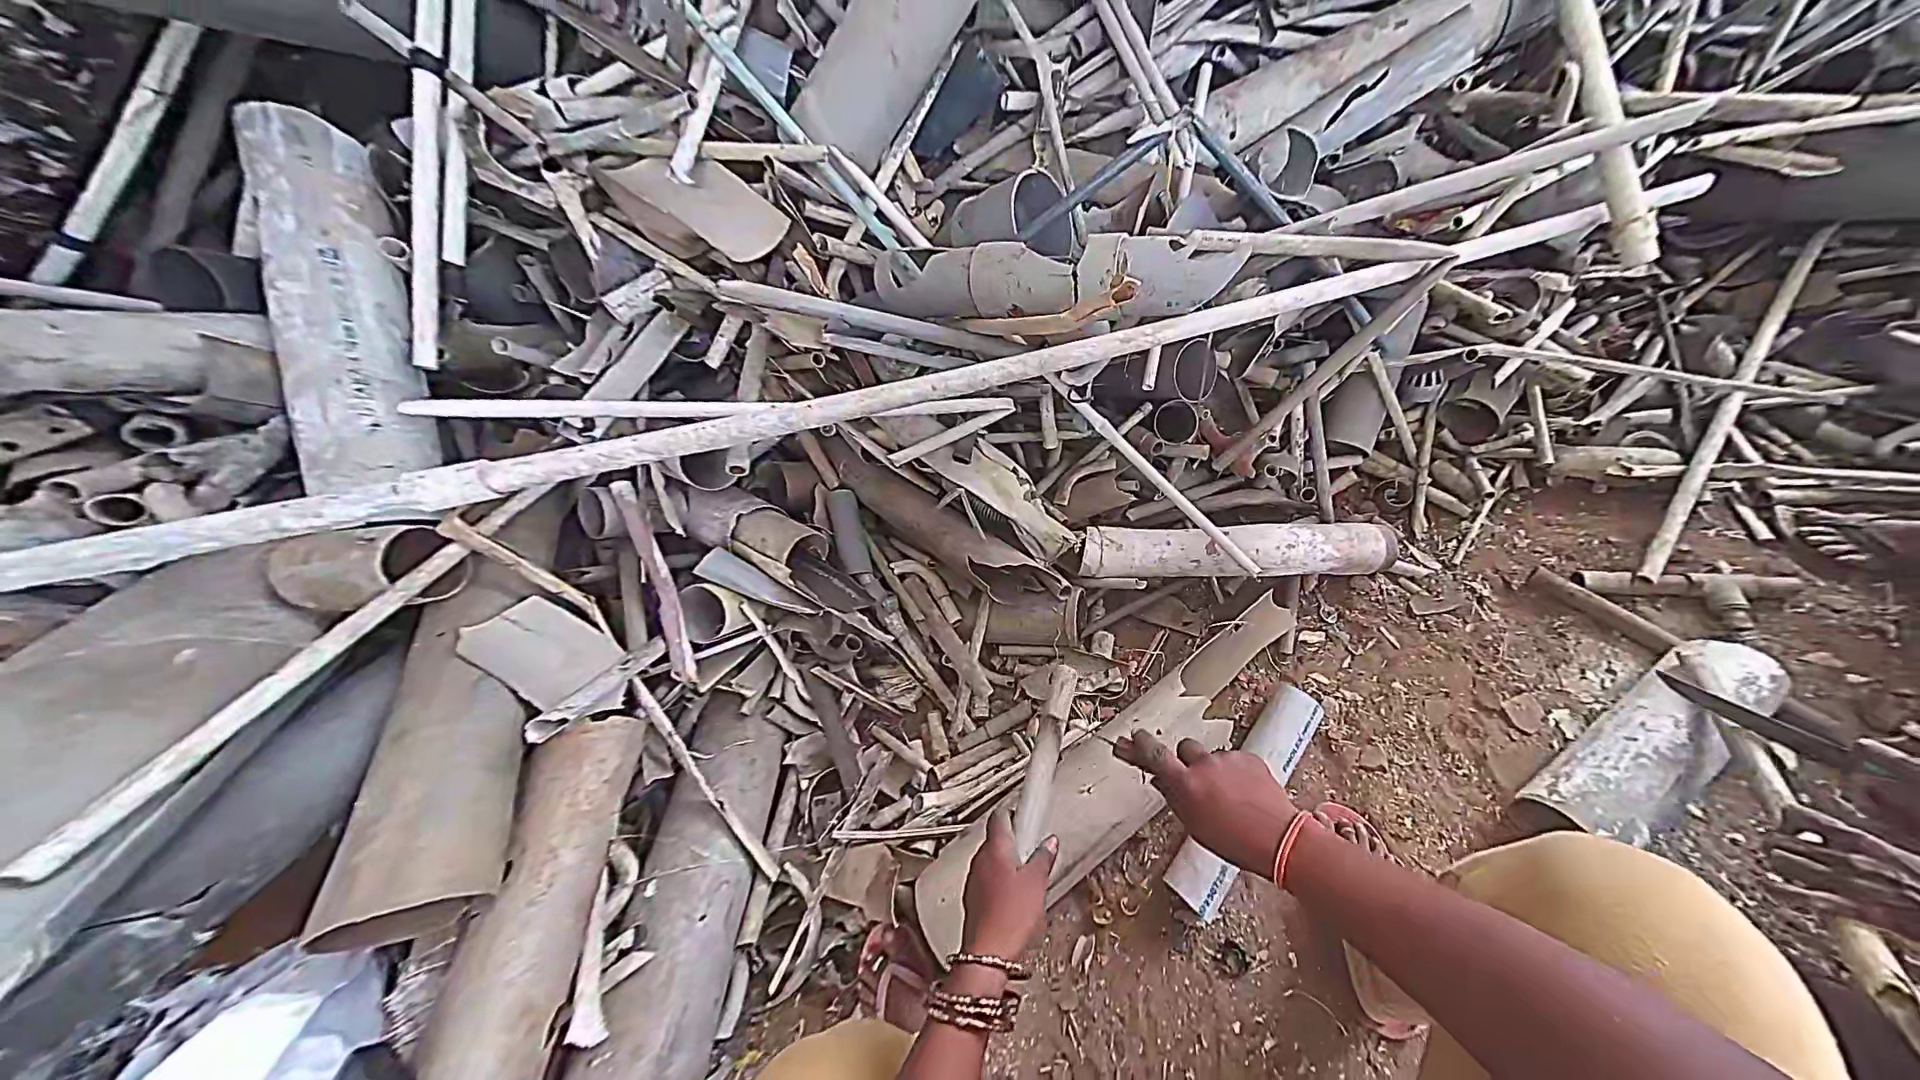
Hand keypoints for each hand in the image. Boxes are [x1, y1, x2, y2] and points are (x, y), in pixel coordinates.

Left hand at [961, 809, 1056, 959]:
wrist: (988, 952)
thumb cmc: (1010, 917)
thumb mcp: (1037, 883)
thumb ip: (1043, 859)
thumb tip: (1049, 844)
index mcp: (995, 848)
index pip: (999, 817)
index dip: (1012, 811)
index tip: (1022, 811)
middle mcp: (980, 859)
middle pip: (995, 838)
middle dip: (1012, 840)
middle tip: (1030, 846)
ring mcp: (974, 878)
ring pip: (990, 859)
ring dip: (1005, 861)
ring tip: (1025, 874)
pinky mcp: (973, 897)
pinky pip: (987, 878)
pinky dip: (999, 879)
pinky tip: (1012, 894)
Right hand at [1113, 730, 1298, 877]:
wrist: (1282, 840)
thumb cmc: (1235, 841)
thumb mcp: (1195, 825)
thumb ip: (1174, 798)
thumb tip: (1160, 780)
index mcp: (1186, 784)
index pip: (1155, 755)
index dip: (1140, 745)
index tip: (1131, 738)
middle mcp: (1204, 765)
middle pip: (1185, 749)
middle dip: (1187, 761)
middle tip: (1196, 781)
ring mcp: (1228, 759)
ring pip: (1211, 756)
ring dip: (1214, 769)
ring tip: (1230, 796)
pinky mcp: (1249, 757)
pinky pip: (1234, 759)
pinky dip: (1236, 772)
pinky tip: (1246, 793)